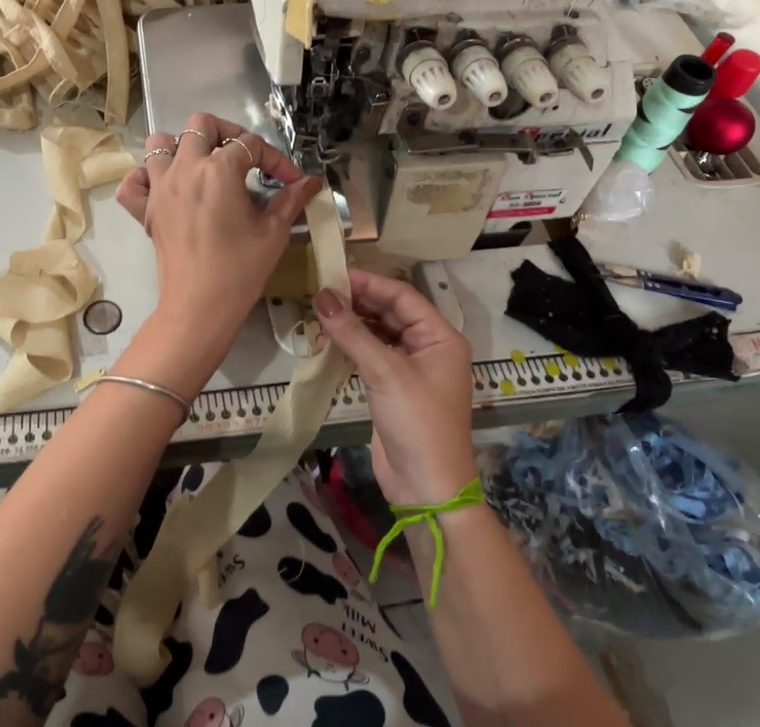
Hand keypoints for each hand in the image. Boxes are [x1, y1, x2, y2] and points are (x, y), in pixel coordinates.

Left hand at [114, 113, 321, 382]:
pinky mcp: (144, 210)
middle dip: (228, 133)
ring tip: (204, 166)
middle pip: (201, 125)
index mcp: (219, 170)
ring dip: (183, 147)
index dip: (276, 159)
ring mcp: (160, 187)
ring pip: (160, 143)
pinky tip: (166, 187)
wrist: (200, 306)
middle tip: (246, 158)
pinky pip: (133, 181)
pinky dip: (145, 177)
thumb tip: (312, 182)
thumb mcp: (273, 232)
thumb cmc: (240, 269)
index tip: (291, 181)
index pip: (251, 145)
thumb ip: (291, 200)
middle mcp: (185, 169)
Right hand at [315, 270, 477, 503]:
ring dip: (351, 325)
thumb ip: (353, 333)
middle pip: (390, 312)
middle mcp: (428, 348)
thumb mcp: (385, 373)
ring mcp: (410, 369)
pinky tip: (327, 341)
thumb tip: (323, 296)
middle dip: (357, 302)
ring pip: (378, 334)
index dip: (369, 283)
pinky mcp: (393, 388)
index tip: (333, 274)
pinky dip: (350, 347)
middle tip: (319, 292)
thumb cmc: (417, 422)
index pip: (402, 296)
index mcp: (440, 337)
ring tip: (318, 314)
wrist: (427, 485)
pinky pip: (371, 356)